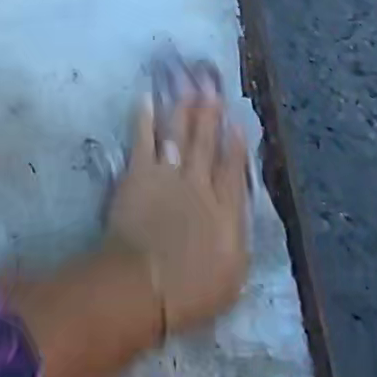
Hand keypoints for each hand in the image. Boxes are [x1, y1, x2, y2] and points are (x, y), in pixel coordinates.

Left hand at [105, 81, 250, 334]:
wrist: (145, 281)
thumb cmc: (191, 290)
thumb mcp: (232, 272)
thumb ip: (235, 235)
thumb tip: (236, 212)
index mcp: (226, 212)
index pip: (233, 171)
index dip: (235, 145)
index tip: (237, 121)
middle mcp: (200, 186)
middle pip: (206, 144)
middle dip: (210, 114)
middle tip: (211, 87)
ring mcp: (168, 175)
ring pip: (178, 134)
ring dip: (183, 109)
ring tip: (188, 86)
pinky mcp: (139, 173)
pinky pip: (143, 138)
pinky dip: (144, 117)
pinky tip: (146, 99)